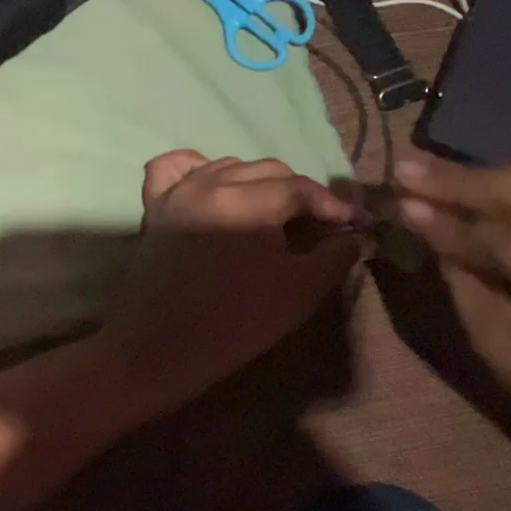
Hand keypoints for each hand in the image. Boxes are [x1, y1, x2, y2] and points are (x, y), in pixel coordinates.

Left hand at [111, 151, 362, 356]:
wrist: (166, 344)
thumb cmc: (238, 319)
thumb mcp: (300, 290)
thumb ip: (334, 255)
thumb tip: (356, 235)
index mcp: (248, 201)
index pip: (300, 187)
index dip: (330, 204)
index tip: (351, 224)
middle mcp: (210, 184)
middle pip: (265, 170)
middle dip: (296, 192)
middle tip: (314, 223)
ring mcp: (177, 192)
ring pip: (225, 166)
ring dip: (254, 181)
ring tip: (270, 212)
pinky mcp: (154, 206)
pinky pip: (171, 167)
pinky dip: (195, 168)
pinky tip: (211, 185)